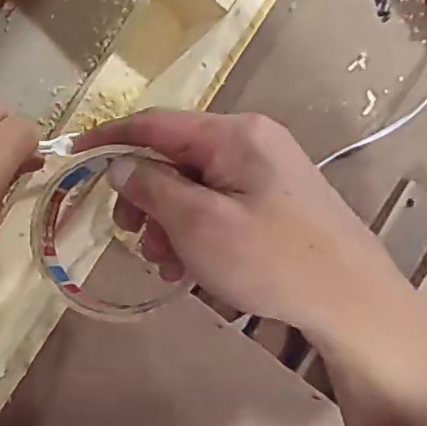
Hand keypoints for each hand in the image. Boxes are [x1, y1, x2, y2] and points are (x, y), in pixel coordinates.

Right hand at [75, 110, 426, 370]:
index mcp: (233, 135)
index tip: (72, 155)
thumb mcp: (198, 224)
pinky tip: (188, 266)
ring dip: (165, 221)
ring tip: (164, 262)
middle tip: (128, 234)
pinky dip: (192, 230)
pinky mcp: (271, 199)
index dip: (109, 137)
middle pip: (172, 156)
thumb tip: (119, 166)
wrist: (354, 303)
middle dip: (142, 195)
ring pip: (190, 185)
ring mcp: (263, 170)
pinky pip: (214, 203)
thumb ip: (152, 188)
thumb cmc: (271, 260)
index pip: (154, 123)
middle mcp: (249, 141)